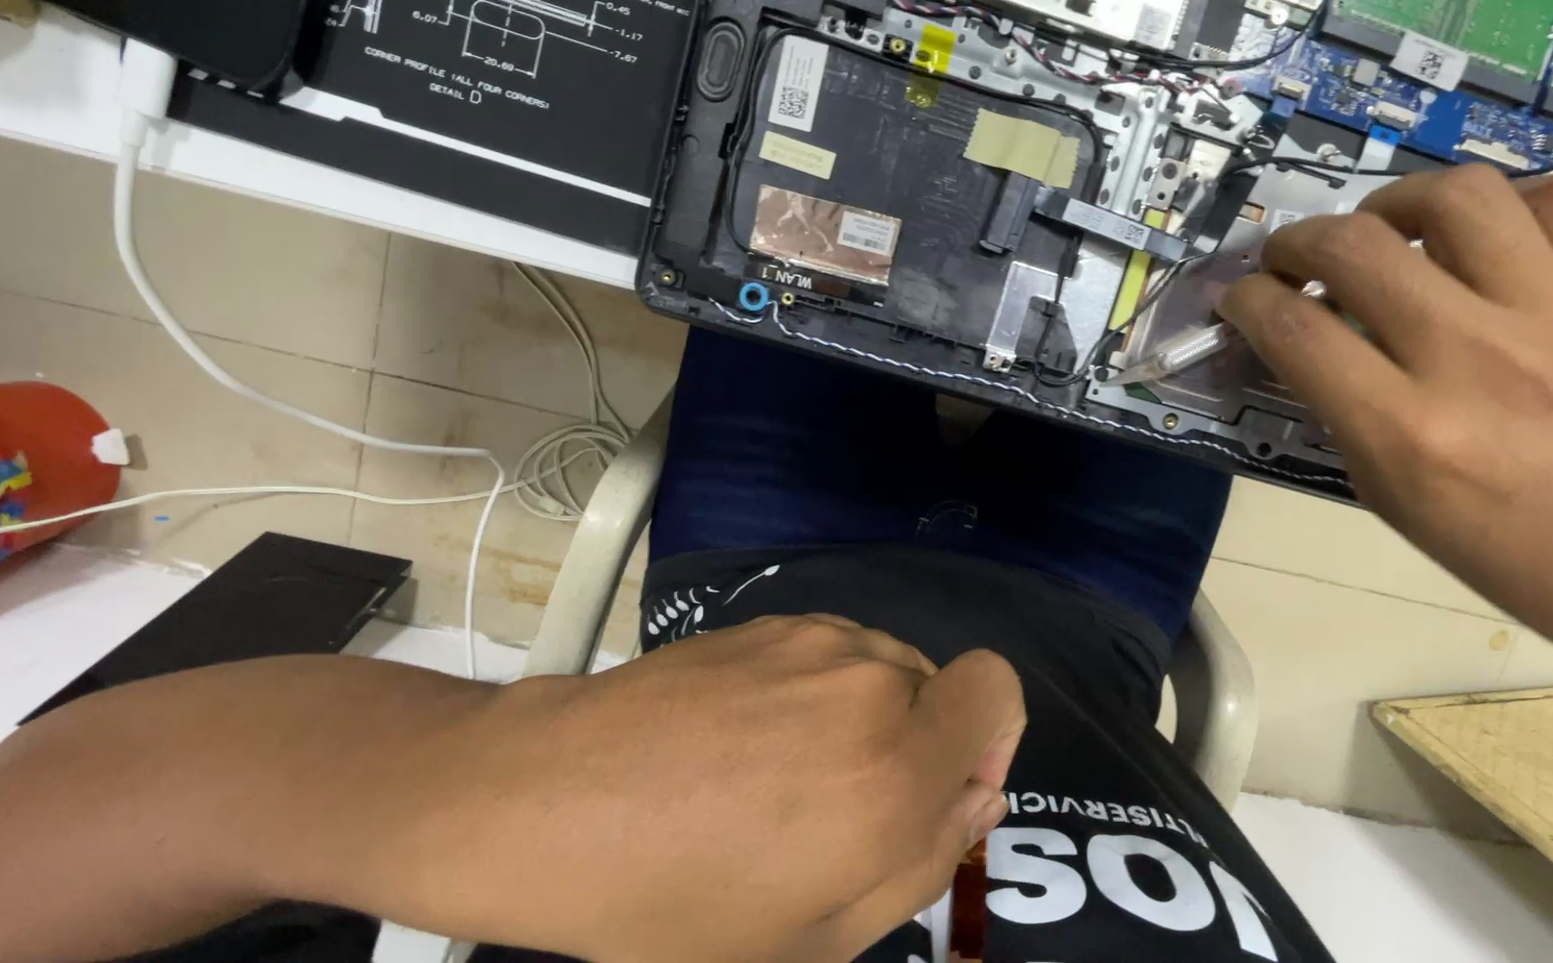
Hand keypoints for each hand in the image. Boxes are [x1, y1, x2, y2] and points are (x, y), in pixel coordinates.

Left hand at [366, 615, 1024, 962]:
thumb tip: (973, 791)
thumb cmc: (677, 900)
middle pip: (940, 688)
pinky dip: (818, 687)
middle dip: (919, 741)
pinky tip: (746, 731)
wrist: (555, 800)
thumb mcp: (815, 936)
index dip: (987, 737)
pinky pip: (830, 650)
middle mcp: (868, 682)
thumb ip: (920, 861)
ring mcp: (813, 640)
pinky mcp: (766, 620)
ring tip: (783, 767)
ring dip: (866, 713)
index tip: (937, 787)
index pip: (998, 690)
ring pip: (884, 665)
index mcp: (895, 769)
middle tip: (842, 802)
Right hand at [1217, 167, 1552, 685]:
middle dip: (1293, 243)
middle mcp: (1475, 356)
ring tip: (1384, 232)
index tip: (1238, 301)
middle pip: (1353, 246)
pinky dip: (1523, 202)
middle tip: (1289, 264)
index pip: (1291, 327)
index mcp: (1406, 430)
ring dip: (1395, 202)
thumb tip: (1303, 345)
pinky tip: (1497, 240)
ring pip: (1459, 196)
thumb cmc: (1515, 557)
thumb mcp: (1391, 498)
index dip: (1243, 300)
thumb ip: (1343, 412)